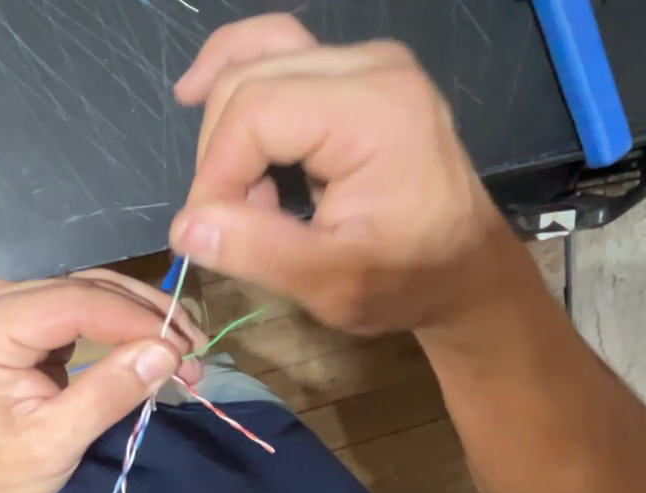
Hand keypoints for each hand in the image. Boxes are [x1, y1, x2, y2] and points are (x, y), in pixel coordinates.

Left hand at [0, 270, 206, 492]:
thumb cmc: (5, 469)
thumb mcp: (57, 442)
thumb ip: (107, 394)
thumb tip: (166, 353)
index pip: (73, 303)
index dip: (134, 320)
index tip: (183, 350)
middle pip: (86, 287)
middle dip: (147, 317)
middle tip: (197, 351)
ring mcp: (8, 302)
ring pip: (92, 289)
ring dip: (144, 316)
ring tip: (186, 350)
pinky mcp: (27, 311)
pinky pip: (86, 303)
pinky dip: (125, 322)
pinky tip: (156, 344)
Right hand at [170, 15, 519, 334]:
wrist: (461, 268)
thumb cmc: (405, 280)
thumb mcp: (332, 283)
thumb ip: (260, 251)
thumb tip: (185, 227)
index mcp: (373, 111)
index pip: (254, 113)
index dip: (215, 176)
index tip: (212, 237)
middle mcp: (369, 66)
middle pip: (247, 81)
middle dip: (219, 158)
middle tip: (235, 225)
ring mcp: (362, 61)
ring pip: (253, 59)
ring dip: (223, 129)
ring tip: (236, 191)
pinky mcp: (351, 72)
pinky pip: (275, 54)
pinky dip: (233, 79)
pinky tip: (198, 95)